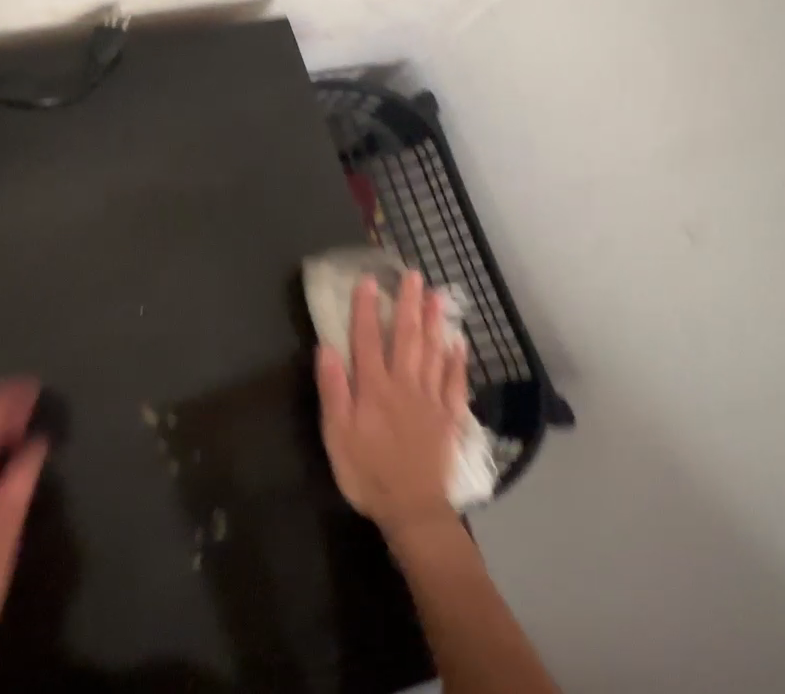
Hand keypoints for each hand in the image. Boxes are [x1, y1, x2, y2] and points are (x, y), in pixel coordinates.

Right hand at [316, 272, 470, 533]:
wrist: (412, 509)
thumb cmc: (366, 472)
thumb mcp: (336, 434)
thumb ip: (333, 390)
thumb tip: (327, 348)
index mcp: (373, 389)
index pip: (366, 340)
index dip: (365, 309)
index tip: (367, 280)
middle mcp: (403, 386)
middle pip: (406, 338)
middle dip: (407, 305)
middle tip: (412, 275)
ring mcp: (430, 400)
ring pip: (433, 353)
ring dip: (434, 322)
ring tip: (437, 295)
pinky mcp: (448, 418)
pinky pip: (455, 382)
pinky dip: (457, 360)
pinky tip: (458, 342)